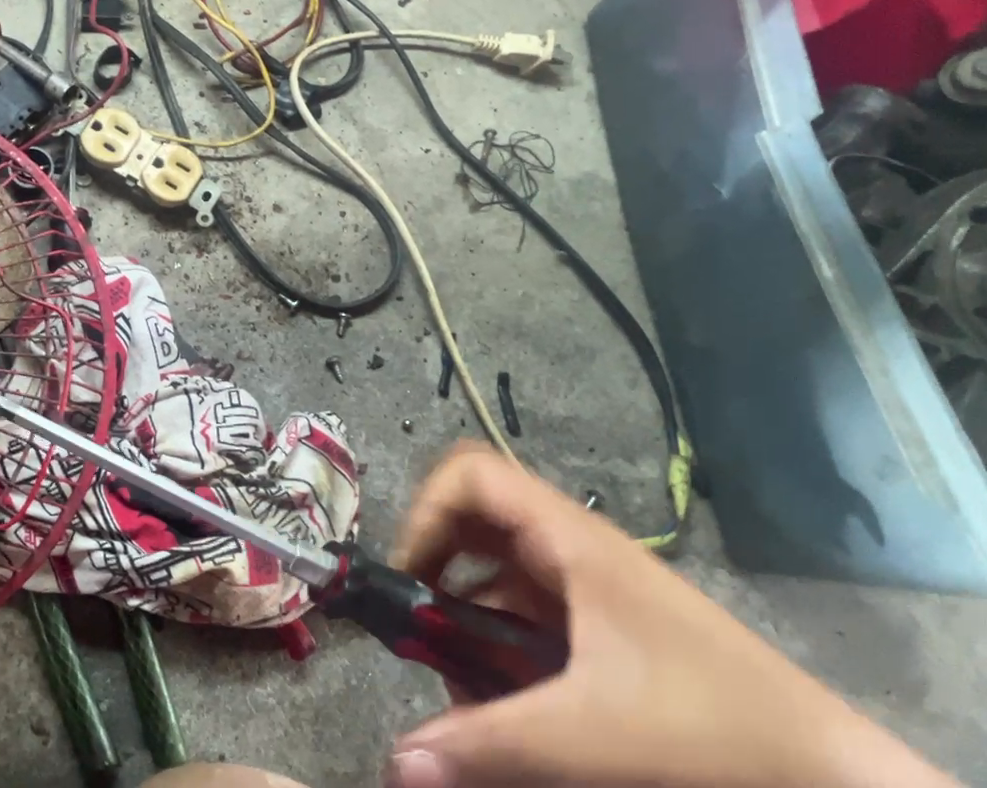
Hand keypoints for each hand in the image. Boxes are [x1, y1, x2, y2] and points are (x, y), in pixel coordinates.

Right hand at [383, 444, 955, 787]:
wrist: (837, 782)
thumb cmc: (717, 734)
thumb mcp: (591, 738)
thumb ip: (485, 744)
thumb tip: (394, 764)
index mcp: (570, 541)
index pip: (470, 476)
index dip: (426, 513)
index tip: (412, 582)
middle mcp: (572, 550)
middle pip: (471, 524)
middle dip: (434, 576)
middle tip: (420, 637)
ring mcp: (588, 589)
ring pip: (494, 577)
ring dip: (463, 624)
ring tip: (462, 690)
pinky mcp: (601, 628)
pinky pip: (522, 618)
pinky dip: (496, 652)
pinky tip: (505, 710)